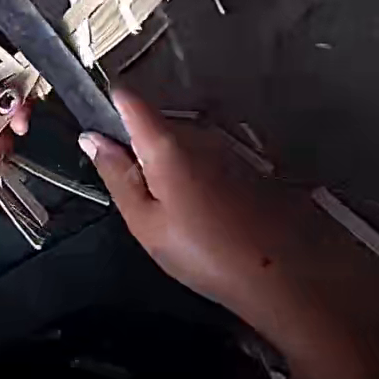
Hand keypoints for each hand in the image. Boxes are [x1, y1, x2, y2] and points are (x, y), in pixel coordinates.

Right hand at [79, 89, 378, 359]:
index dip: (108, 106)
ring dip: (166, 162)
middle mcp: (198, 133)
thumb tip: (90, 137)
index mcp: (166, 143)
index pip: (130, 101)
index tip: (98, 130)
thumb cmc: (203, 251)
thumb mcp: (145, 221)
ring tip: (169, 209)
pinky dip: (193, 174)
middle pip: (154, 123)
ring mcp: (226, 147)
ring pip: (181, 141)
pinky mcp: (247, 164)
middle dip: (137, 145)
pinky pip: (205, 156)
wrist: (288, 277)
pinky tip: (201, 213)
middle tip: (134, 192)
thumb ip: (116, 174)